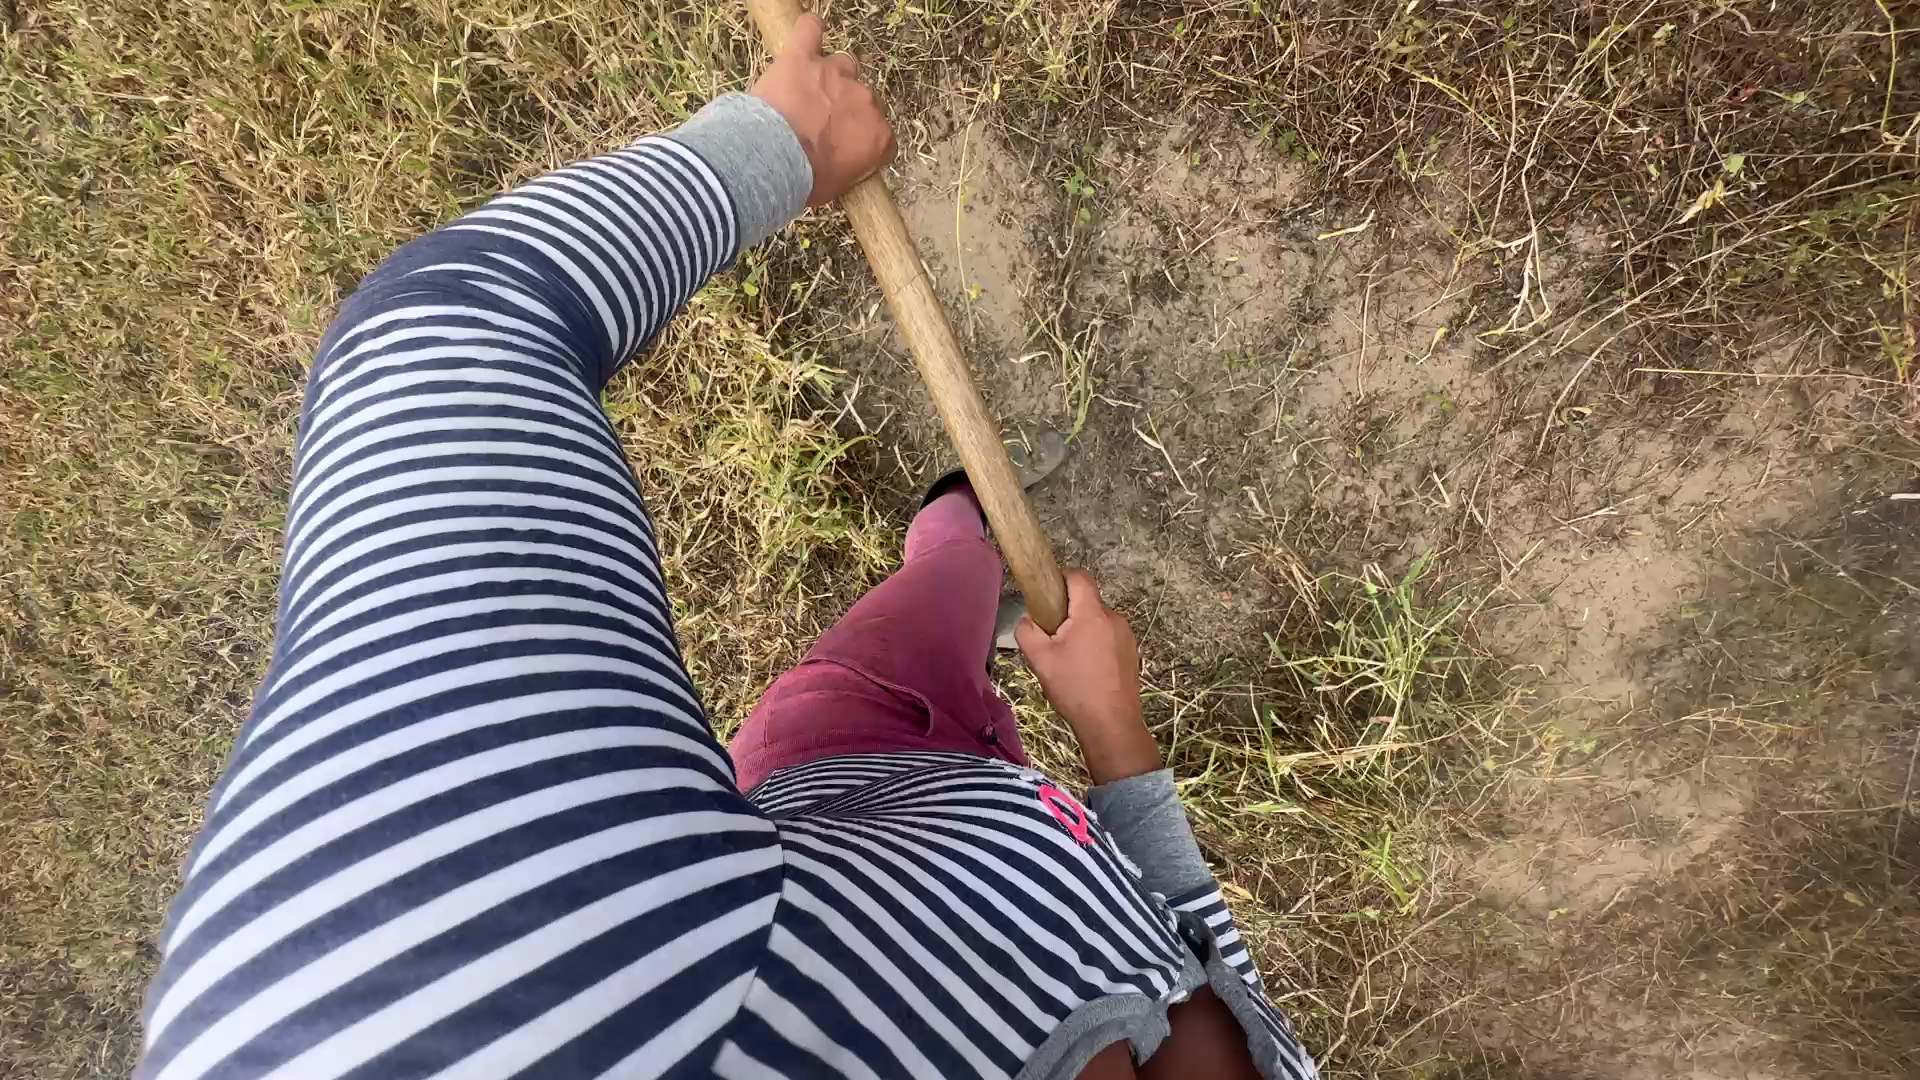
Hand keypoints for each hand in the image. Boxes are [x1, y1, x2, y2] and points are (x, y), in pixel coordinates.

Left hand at [750, 14, 896, 206]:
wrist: (774, 159)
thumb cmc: (806, 180)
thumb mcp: (837, 188)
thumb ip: (849, 167)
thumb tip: (844, 164)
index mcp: (878, 136)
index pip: (885, 138)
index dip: (868, 144)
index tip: (853, 152)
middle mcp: (864, 101)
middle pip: (865, 101)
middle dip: (849, 112)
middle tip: (826, 128)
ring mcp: (834, 74)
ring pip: (845, 65)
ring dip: (834, 77)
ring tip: (815, 92)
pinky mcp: (803, 57)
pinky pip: (811, 30)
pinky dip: (811, 32)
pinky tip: (809, 37)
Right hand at [1016, 569, 1162, 783]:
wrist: (1111, 725)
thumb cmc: (1075, 689)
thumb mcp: (1039, 659)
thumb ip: (1027, 631)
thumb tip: (1029, 620)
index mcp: (1092, 614)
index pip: (1078, 577)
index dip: (1060, 579)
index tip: (1046, 598)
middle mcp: (1114, 619)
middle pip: (1086, 600)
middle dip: (1067, 612)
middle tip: (1052, 638)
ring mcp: (1126, 636)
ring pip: (1096, 620)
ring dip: (1081, 630)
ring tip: (1068, 659)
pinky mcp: (1130, 652)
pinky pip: (1108, 636)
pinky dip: (1094, 644)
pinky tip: (1084, 670)